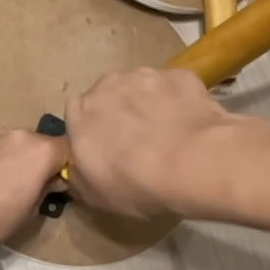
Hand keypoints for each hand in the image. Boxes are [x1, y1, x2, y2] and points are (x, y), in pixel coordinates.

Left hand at [0, 130, 70, 254]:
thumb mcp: (32, 210)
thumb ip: (47, 189)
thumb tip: (52, 181)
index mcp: (42, 150)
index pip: (69, 150)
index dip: (70, 167)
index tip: (65, 183)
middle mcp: (22, 136)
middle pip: (45, 144)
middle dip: (47, 161)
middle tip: (42, 184)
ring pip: (22, 144)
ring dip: (25, 159)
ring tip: (16, 183)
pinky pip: (2, 148)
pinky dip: (6, 159)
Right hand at [67, 68, 229, 218]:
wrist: (191, 163)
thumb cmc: (133, 181)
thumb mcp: (93, 194)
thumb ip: (79, 174)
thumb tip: (79, 168)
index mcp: (80, 111)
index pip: (78, 118)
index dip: (93, 135)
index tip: (106, 154)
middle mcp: (107, 84)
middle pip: (109, 97)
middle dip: (120, 116)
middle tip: (138, 146)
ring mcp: (146, 75)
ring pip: (143, 90)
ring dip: (150, 106)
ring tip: (168, 137)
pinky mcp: (181, 75)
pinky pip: (174, 89)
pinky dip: (179, 103)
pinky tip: (190, 127)